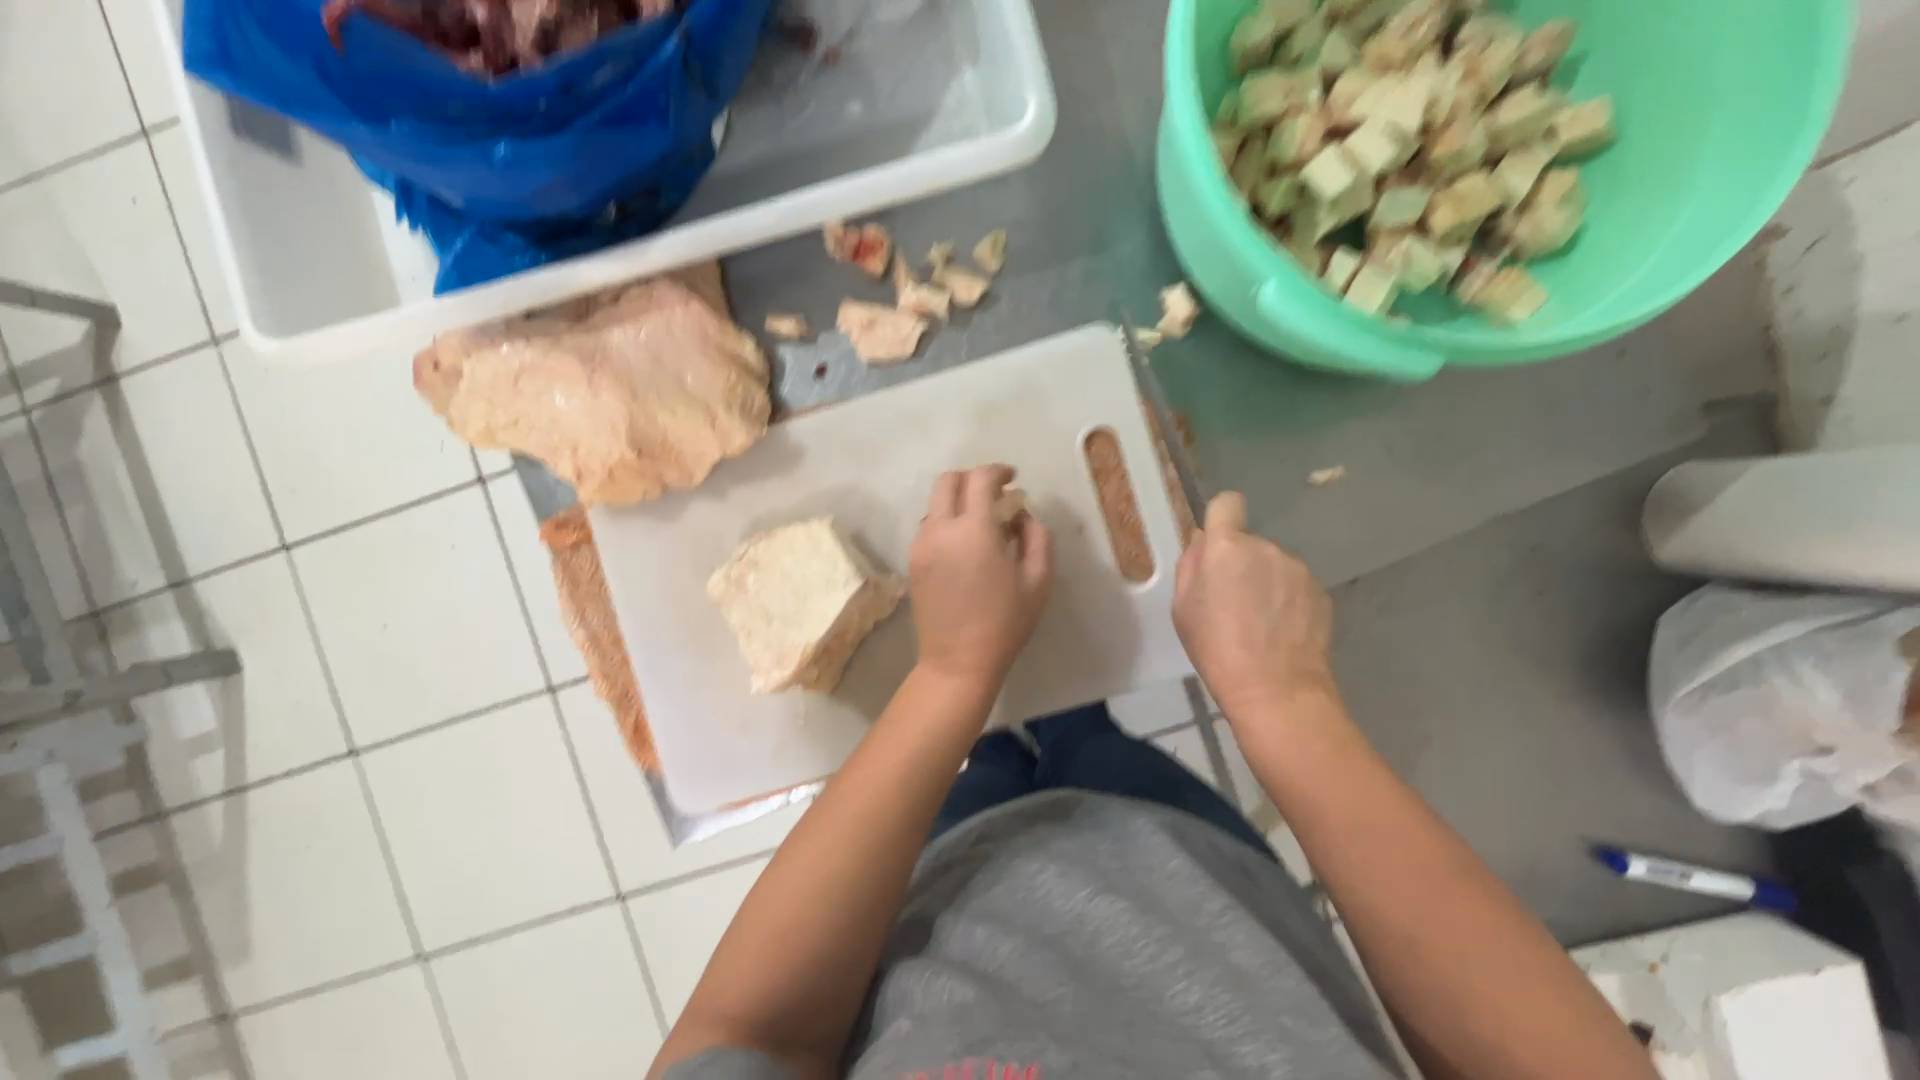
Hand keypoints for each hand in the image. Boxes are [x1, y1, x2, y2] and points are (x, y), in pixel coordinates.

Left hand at [910, 465, 1053, 686]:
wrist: (958, 661)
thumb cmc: (1005, 623)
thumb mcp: (1038, 580)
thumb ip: (1036, 536)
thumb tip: (1021, 515)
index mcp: (973, 530)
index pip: (980, 479)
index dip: (998, 471)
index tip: (1012, 478)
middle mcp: (940, 530)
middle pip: (947, 481)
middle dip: (972, 478)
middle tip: (994, 493)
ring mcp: (921, 546)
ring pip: (934, 504)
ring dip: (957, 502)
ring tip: (981, 524)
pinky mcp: (912, 562)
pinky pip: (928, 527)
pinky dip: (946, 523)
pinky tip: (965, 546)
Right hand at [1174, 492, 1335, 716]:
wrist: (1276, 689)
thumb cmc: (1217, 648)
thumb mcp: (1183, 609)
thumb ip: (1191, 566)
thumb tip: (1203, 542)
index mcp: (1227, 547)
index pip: (1227, 504)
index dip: (1220, 518)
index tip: (1217, 545)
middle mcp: (1266, 547)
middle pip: (1249, 543)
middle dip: (1240, 564)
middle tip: (1232, 603)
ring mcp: (1299, 569)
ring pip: (1274, 566)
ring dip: (1266, 583)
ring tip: (1260, 624)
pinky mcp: (1321, 592)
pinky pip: (1295, 586)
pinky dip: (1288, 602)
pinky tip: (1282, 632)